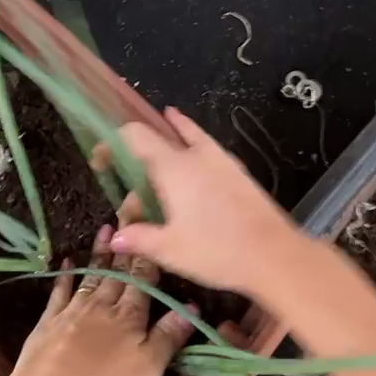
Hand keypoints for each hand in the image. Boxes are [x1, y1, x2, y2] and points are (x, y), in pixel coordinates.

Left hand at [3, 224, 198, 375]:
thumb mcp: (148, 369)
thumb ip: (168, 336)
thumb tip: (190, 307)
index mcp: (129, 316)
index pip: (143, 281)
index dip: (148, 258)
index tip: (150, 231)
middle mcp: (103, 306)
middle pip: (117, 274)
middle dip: (124, 248)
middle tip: (126, 217)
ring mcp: (74, 311)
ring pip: (91, 276)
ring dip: (99, 255)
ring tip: (103, 230)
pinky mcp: (50, 321)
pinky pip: (60, 292)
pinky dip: (65, 276)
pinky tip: (67, 263)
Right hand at [109, 107, 309, 296]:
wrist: (274, 254)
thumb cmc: (217, 250)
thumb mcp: (171, 250)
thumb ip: (140, 238)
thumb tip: (116, 237)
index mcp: (173, 167)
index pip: (135, 136)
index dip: (113, 141)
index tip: (101, 157)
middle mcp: (195, 154)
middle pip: (160, 134)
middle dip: (140, 144)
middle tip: (129, 163)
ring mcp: (220, 160)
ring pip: (190, 134)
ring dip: (173, 130)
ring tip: (167, 121)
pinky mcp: (237, 171)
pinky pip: (207, 146)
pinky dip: (195, 140)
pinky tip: (197, 154)